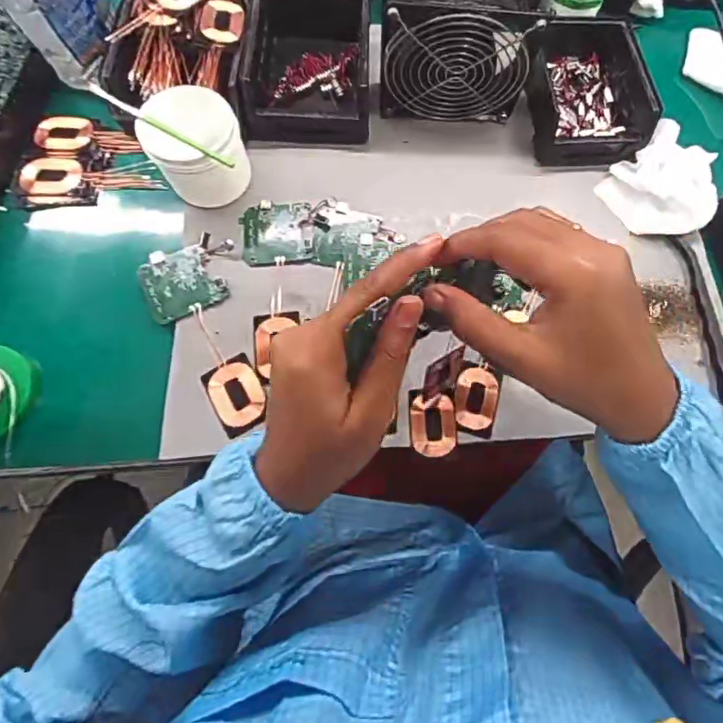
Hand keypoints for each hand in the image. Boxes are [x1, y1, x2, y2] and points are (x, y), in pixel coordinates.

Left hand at [254, 236, 442, 512]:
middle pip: (357, 302)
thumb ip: (390, 354)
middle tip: (439, 269)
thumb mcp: (371, 412)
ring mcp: (294, 340)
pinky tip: (391, 332)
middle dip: (398, 287)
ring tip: (423, 306)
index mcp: (315, 349)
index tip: (433, 243)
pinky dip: (366, 329)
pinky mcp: (296, 348)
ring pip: (350, 315)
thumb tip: (411, 302)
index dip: (401, 266)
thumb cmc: (330, 457)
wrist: (283, 480)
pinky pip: (339, 328)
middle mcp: (299, 335)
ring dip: (384, 311)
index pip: (364, 296)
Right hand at [423, 209, 678, 442]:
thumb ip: (471, 321)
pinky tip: (508, 262)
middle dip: (479, 237)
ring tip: (472, 261)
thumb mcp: (521, 358)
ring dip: (501, 234)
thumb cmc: (586, 383)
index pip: (504, 238)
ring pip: (539, 221)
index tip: (434, 258)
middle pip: (520, 222)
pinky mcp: (608, 257)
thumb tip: (433, 292)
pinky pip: (557, 232)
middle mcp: (592, 249)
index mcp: (573, 272)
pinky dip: (526, 238)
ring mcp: (604, 249)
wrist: (645, 399)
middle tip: (448, 263)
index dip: (463, 243)